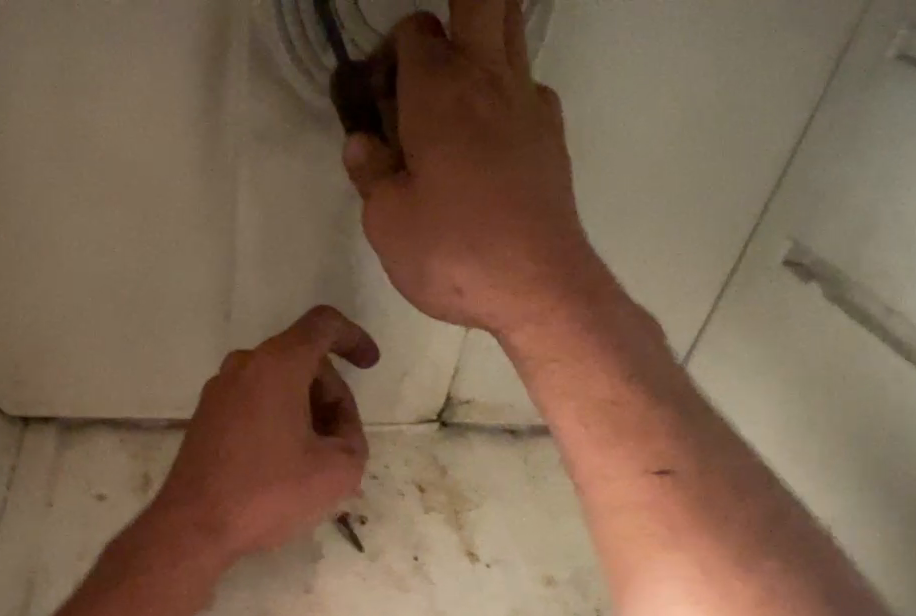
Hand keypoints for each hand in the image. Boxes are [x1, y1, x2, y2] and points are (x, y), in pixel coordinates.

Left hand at [147, 306, 378, 561]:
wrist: (194, 527)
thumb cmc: (269, 493)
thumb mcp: (338, 470)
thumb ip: (353, 437)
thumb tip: (337, 430)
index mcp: (278, 365)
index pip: (323, 325)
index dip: (354, 338)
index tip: (369, 364)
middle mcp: (244, 366)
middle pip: (302, 360)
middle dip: (331, 394)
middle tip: (344, 443)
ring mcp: (219, 392)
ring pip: (277, 384)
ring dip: (306, 411)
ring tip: (316, 461)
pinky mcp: (206, 418)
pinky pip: (254, 404)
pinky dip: (279, 421)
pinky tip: (285, 467)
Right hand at [343, 0, 608, 339]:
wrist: (538, 286)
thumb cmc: (452, 252)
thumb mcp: (386, 223)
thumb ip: (369, 174)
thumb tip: (362, 143)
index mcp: (438, 89)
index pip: (414, 31)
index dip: (391, 55)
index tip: (380, 100)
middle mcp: (489, 78)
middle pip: (482, 1)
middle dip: (455, 12)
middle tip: (427, 62)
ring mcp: (529, 103)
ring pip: (510, 34)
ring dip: (480, 44)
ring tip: (451, 99)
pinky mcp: (553, 135)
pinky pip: (525, 88)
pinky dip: (502, 96)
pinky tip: (484, 144)